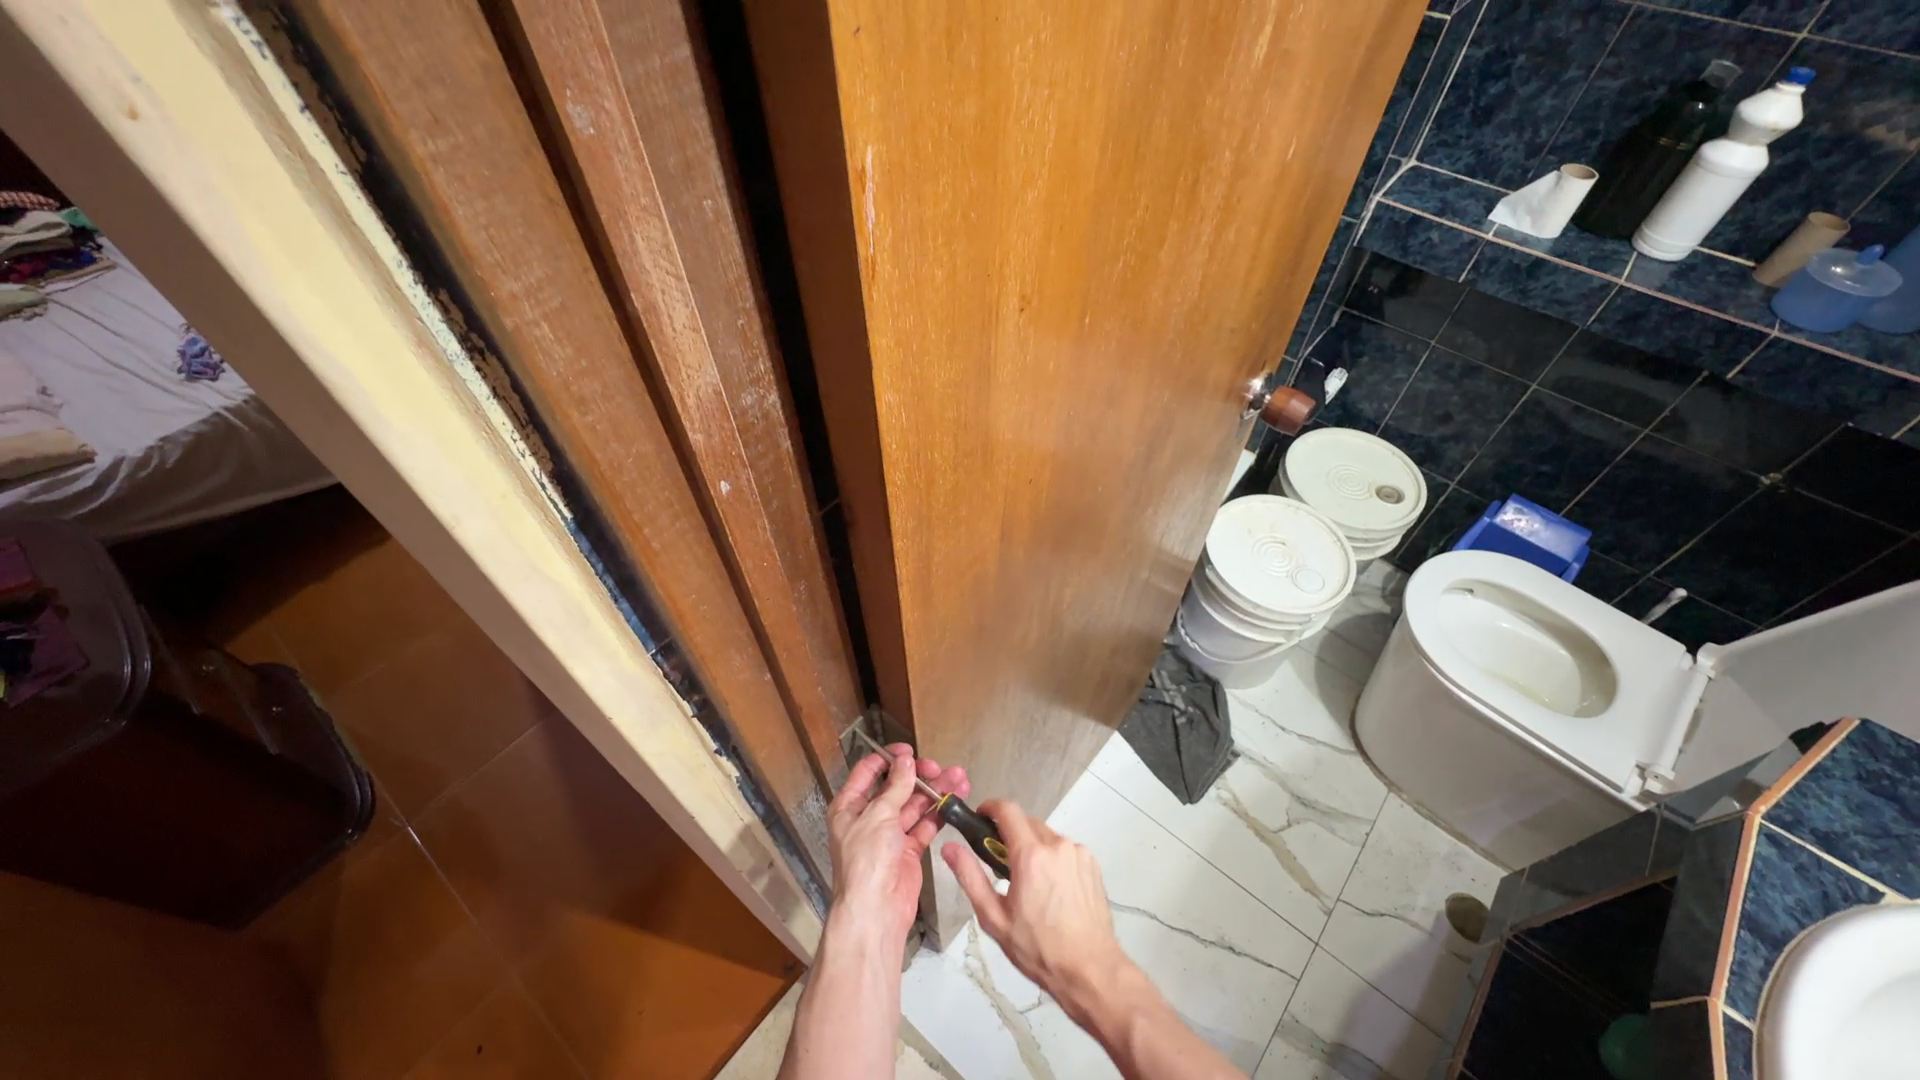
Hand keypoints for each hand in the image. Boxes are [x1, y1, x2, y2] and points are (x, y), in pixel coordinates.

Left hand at [826, 744, 968, 941]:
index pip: (868, 773)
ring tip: (958, 778)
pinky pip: (925, 825)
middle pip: (896, 787)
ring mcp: (890, 835)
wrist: (875, 911)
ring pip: (914, 805)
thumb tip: (906, 761)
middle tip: (938, 768)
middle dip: (918, 776)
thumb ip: (895, 787)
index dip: (888, 759)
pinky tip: (954, 800)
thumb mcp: (878, 816)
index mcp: (849, 807)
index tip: (909, 751)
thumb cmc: (866, 861)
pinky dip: (939, 813)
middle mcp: (869, 818)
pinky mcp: (909, 850)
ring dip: (935, 792)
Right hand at [942, 800, 1133, 1020]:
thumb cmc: (1038, 948)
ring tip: (1029, 884)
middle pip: (1027, 822)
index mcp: (1030, 855)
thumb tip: (950, 847)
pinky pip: (1065, 850)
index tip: (980, 818)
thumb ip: (970, 877)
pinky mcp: (1092, 863)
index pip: (1007, 811)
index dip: (990, 808)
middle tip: (1000, 864)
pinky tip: (1052, 890)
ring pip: (1047, 836)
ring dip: (1033, 848)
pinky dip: (1053, 859)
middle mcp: (1057, 845)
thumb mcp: (994, 917)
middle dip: (1010, 835)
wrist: (1090, 970)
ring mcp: (1078, 853)